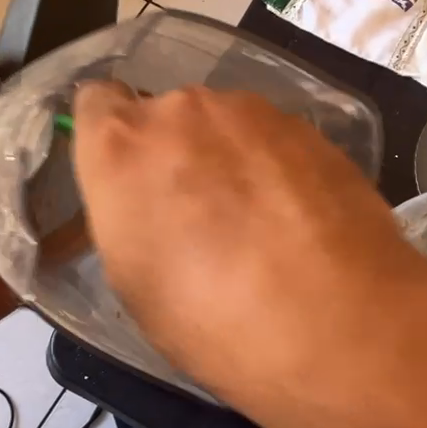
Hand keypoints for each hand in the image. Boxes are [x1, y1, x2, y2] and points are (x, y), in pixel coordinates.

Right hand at [69, 82, 426, 427]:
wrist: (333, 323)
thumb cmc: (204, 317)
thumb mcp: (130, 277)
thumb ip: (125, 216)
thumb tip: (144, 206)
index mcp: (119, 147)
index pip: (94, 104)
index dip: (106, 138)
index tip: (122, 178)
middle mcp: (179, 111)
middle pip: (163, 117)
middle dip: (170, 154)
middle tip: (191, 215)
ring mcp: (250, 112)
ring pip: (220, 125)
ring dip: (224, 159)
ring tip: (253, 224)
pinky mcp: (311, 127)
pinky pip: (270, 140)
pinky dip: (271, 169)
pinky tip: (292, 223)